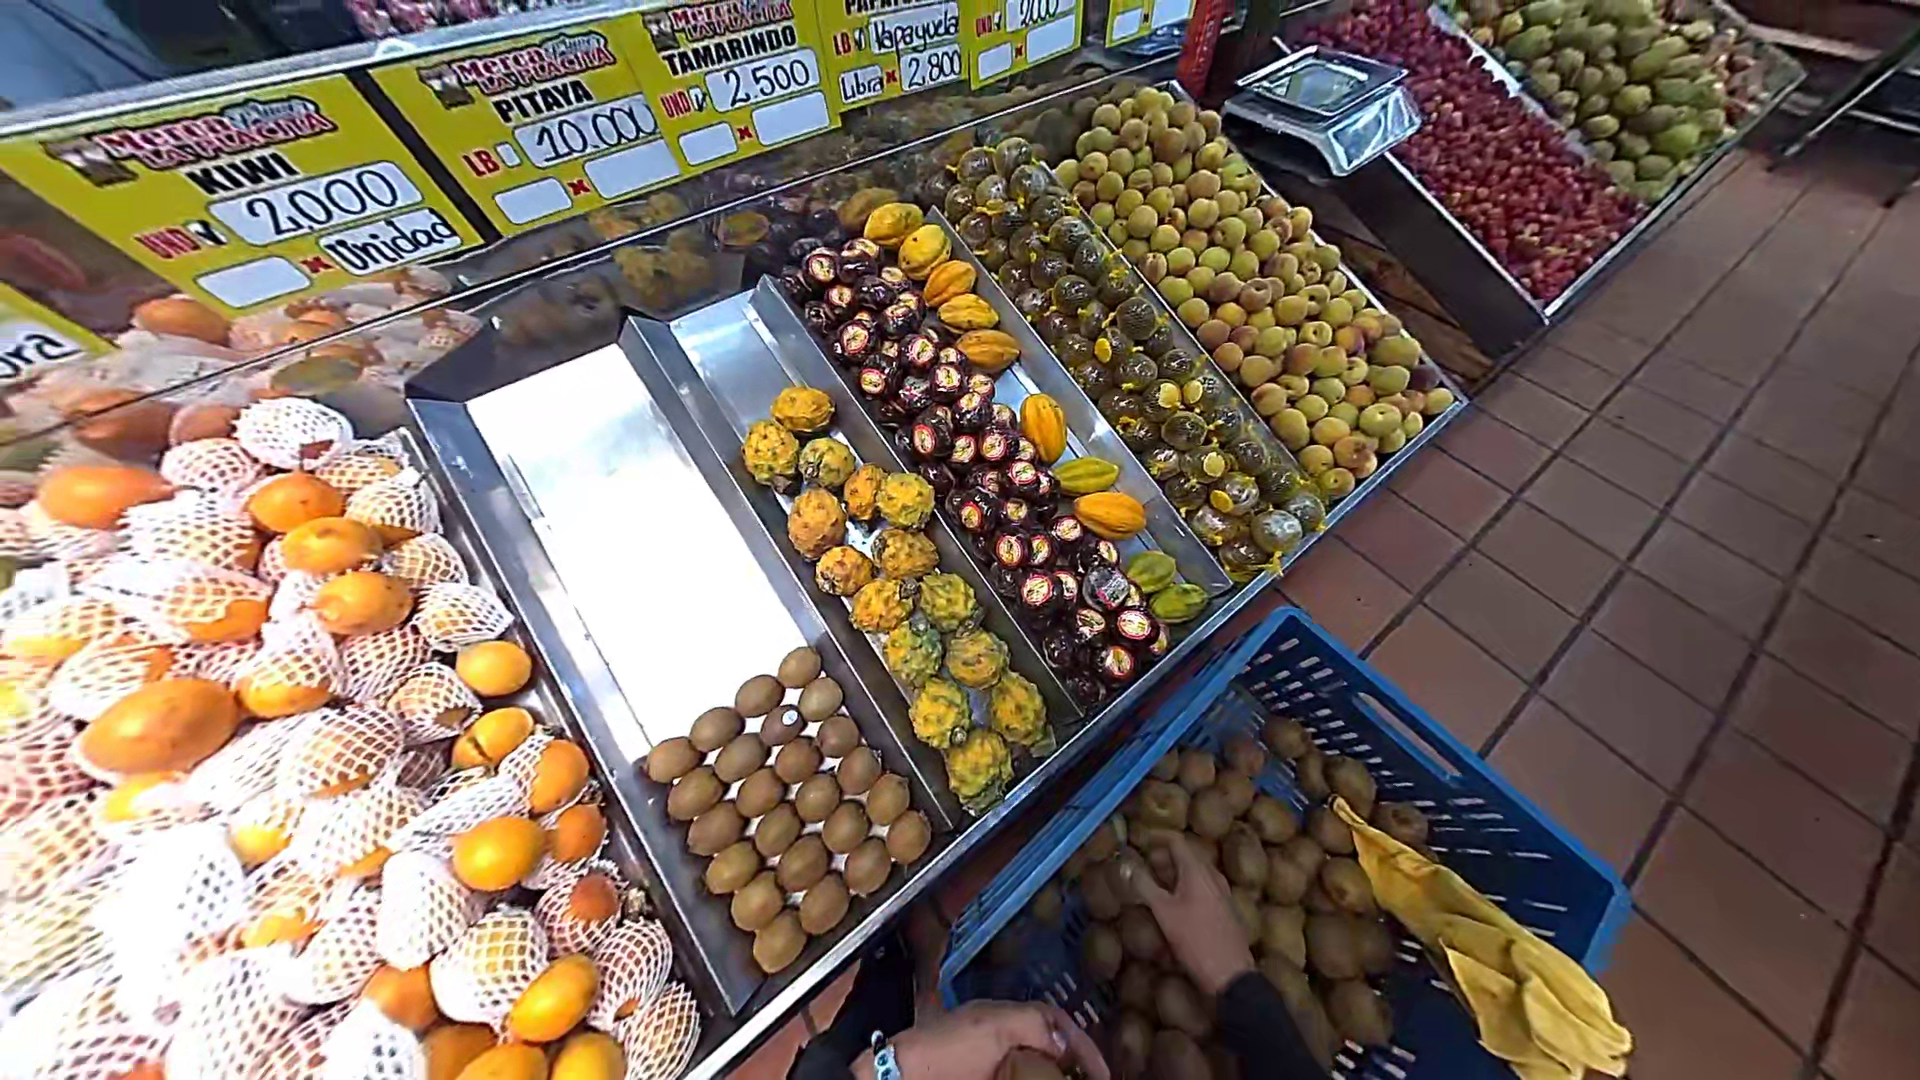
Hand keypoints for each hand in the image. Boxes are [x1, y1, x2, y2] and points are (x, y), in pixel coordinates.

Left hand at [851, 1000, 1110, 1079]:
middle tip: (1096, 1079)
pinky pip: (1020, 1073)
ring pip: (1036, 1066)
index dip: (1082, 1043)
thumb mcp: (990, 1027)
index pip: (1053, 1020)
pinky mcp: (991, 1076)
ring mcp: (995, 1064)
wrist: (904, 1079)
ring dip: (1057, 1072)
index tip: (1104, 1072)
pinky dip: (1037, 1074)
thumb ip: (1029, 1022)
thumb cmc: (947, 1051)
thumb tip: (1066, 1038)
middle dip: (1075, 1062)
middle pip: (1050, 1045)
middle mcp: (1002, 1038)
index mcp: (1005, 1018)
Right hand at [1124, 831, 1255, 996]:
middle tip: (1145, 866)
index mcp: (1198, 870)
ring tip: (1156, 885)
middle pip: (1186, 854)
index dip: (1156, 837)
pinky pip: (1203, 886)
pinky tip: (1176, 903)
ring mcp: (1223, 892)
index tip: (1140, 841)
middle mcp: (1213, 875)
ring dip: (1175, 872)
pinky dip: (1187, 885)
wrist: (1233, 978)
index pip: (1176, 840)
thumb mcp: (1163, 912)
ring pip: (1195, 871)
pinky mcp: (1227, 909)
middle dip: (1163, 856)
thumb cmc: (1195, 940)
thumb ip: (1144, 885)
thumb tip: (1128, 866)